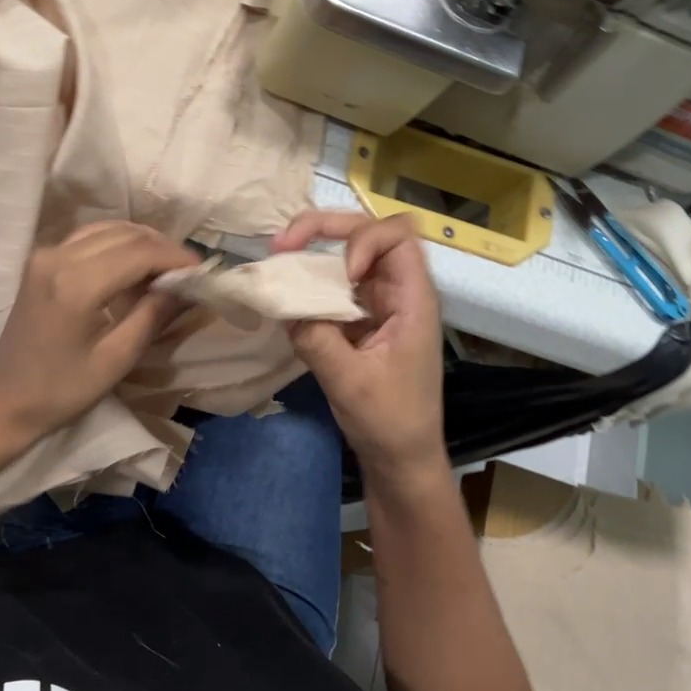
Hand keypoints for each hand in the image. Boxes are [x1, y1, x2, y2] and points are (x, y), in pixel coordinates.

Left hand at [0, 221, 198, 439]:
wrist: (6, 400)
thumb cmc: (62, 390)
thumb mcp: (116, 359)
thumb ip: (152, 316)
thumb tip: (186, 287)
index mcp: (75, 284)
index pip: (139, 252)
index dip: (175, 256)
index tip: (203, 270)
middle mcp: (57, 257)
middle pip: (125, 234)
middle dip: (161, 248)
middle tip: (188, 272)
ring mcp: (45, 255)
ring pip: (107, 230)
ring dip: (141, 243)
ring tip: (166, 269)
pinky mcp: (40, 260)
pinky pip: (88, 238)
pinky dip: (117, 245)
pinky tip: (134, 267)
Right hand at [273, 212, 444, 473]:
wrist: (401, 459)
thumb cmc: (390, 422)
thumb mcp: (349, 381)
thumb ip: (315, 338)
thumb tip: (282, 305)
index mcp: (413, 300)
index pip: (397, 235)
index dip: (363, 240)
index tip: (341, 273)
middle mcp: (398, 295)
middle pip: (367, 236)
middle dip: (325, 230)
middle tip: (282, 244)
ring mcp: (379, 309)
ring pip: (346, 262)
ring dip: (312, 259)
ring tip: (277, 267)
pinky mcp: (360, 326)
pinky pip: (334, 293)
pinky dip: (309, 291)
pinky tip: (285, 304)